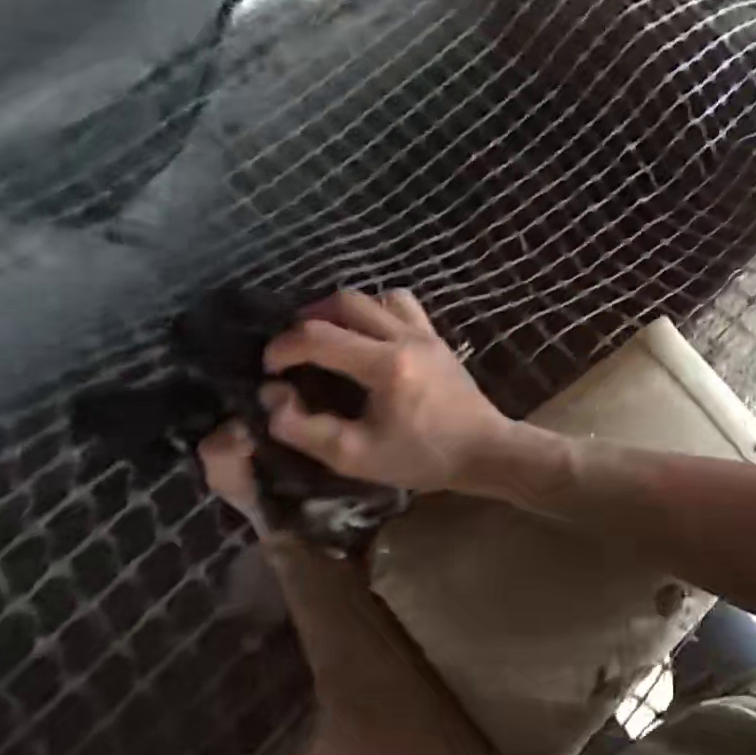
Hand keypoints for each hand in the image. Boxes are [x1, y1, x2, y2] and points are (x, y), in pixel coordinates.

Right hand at [255, 288, 515, 493]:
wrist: (485, 451)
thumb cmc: (422, 457)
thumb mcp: (355, 456)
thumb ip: (305, 428)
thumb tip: (273, 396)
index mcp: (385, 365)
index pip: (317, 336)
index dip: (282, 348)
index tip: (270, 370)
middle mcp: (406, 337)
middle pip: (345, 302)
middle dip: (308, 320)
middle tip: (294, 349)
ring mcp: (426, 334)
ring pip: (377, 297)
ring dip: (345, 310)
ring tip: (329, 337)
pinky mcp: (438, 339)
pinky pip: (404, 306)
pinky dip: (378, 311)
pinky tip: (368, 338)